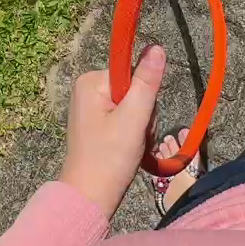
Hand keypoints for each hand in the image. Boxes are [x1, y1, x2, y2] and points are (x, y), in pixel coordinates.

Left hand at [58, 45, 165, 215]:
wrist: (89, 198)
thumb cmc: (109, 158)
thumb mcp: (133, 118)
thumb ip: (147, 82)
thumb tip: (157, 47)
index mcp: (90, 81)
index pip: (132, 73)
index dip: (143, 97)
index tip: (137, 119)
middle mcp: (87, 89)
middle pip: (134, 90)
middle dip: (143, 115)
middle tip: (135, 138)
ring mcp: (91, 107)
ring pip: (133, 106)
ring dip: (140, 127)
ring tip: (132, 147)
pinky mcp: (97, 123)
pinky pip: (125, 119)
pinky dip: (133, 134)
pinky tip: (129, 149)